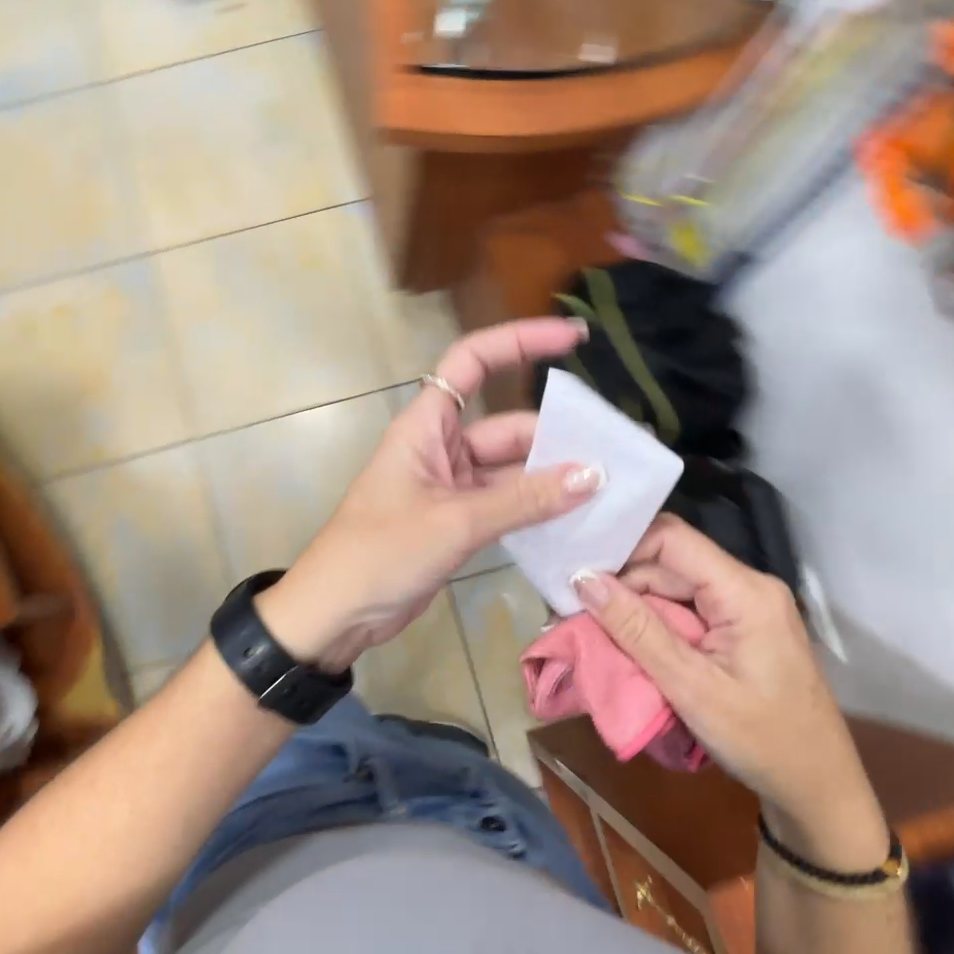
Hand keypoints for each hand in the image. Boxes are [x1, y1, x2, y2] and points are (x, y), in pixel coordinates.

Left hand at [256, 319, 603, 672]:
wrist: (336, 614)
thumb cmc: (380, 553)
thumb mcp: (454, 523)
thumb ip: (524, 500)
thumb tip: (593, 475)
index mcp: (425, 426)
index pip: (473, 362)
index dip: (520, 341)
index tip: (573, 339)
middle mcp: (440, 448)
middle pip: (507, 426)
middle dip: (556, 436)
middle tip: (618, 451)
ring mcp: (450, 487)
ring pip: (511, 469)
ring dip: (552, 478)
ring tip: (611, 488)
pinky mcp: (456, 523)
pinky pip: (506, 504)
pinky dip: (536, 509)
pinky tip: (578, 518)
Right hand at [572, 516, 887, 870]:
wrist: (818, 788)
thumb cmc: (761, 740)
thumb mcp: (691, 687)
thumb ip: (637, 629)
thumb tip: (583, 579)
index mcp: (745, 591)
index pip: (671, 539)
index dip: (621, 548)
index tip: (577, 575)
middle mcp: (747, 586)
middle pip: (669, 562)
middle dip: (620, 582)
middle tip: (571, 609)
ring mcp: (746, 606)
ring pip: (673, 585)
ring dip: (632, 604)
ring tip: (588, 625)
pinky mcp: (739, 627)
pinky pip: (686, 608)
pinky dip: (653, 622)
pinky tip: (624, 639)